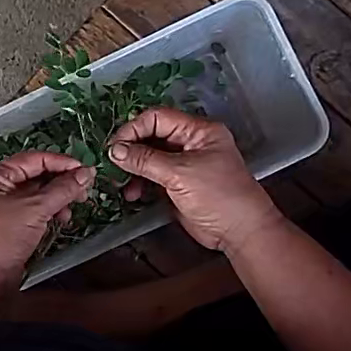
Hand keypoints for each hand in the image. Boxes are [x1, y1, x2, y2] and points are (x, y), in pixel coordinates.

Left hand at [0, 151, 92, 284]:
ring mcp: (9, 204)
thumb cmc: (2, 237)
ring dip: (61, 197)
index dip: (62, 162)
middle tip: (85, 189)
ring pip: (42, 192)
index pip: (36, 159)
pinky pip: (40, 209)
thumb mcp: (35, 208)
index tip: (86, 170)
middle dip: (64, 181)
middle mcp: (3, 186)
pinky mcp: (17, 222)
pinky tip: (63, 218)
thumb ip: (63, 189)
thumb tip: (86, 173)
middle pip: (40, 174)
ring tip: (74, 206)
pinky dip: (54, 211)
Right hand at [107, 107, 280, 251]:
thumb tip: (114, 150)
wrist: (240, 232)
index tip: (114, 147)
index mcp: (197, 131)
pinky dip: (138, 183)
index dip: (133, 129)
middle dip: (130, 149)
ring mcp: (182, 164)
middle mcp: (189, 143)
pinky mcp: (176, 184)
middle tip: (111, 164)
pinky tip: (132, 194)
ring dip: (131, 168)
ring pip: (148, 157)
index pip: (158, 118)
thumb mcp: (180, 174)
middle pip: (150, 136)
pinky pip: (151, 176)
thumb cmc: (218, 196)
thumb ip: (145, 160)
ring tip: (120, 182)